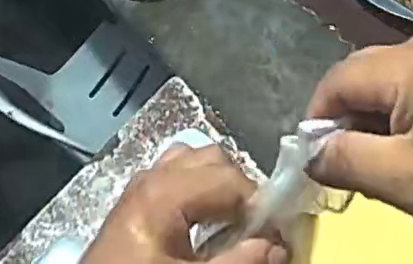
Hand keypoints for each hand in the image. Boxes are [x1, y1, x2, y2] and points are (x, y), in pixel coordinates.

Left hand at [83, 144, 286, 263]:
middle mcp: (153, 175)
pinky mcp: (134, 199)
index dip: (259, 205)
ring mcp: (140, 183)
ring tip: (231, 222)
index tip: (277, 234)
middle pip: (213, 159)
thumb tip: (278, 248)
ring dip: (218, 183)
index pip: (229, 180)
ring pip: (194, 160)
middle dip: (240, 190)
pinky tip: (202, 220)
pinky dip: (195, 186)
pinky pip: (173, 173)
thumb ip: (236, 263)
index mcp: (165, 192)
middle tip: (256, 228)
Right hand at [305, 40, 412, 263]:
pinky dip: (389, 124)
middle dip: (340, 120)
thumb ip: (348, 160)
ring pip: (380, 86)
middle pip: (358, 76)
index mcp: (409, 63)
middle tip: (337, 172)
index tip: (310, 165)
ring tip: (368, 171)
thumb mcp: (408, 182)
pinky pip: (405, 95)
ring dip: (364, 125)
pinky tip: (397, 158)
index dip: (317, 119)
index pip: (339, 78)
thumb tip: (307, 152)